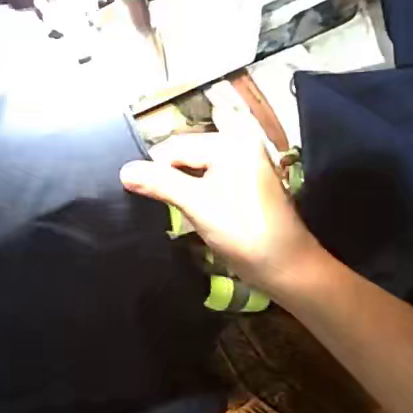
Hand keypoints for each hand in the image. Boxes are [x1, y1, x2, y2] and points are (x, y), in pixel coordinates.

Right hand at [119, 132, 328, 299]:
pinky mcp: (244, 181)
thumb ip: (160, 184)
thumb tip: (124, 171)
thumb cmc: (246, 235)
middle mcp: (239, 144)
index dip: (156, 172)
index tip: (150, 199)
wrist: (288, 268)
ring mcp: (244, 162)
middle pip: (184, 154)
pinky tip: (196, 211)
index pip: (174, 147)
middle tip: (168, 207)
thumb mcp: (198, 206)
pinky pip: (208, 176)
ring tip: (184, 212)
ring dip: (181, 186)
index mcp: (231, 143)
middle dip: (170, 177)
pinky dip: (196, 190)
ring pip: (194, 167)